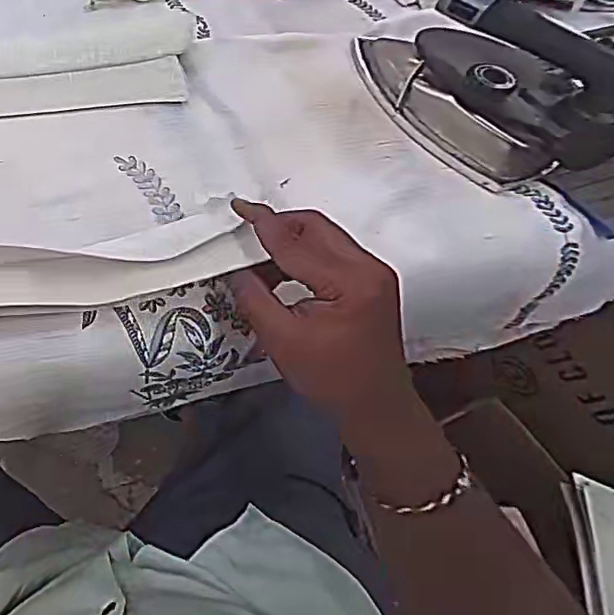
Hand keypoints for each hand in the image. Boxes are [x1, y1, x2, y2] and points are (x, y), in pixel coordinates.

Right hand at [226, 199, 411, 424]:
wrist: (377, 407)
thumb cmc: (333, 380)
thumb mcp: (282, 340)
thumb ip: (255, 299)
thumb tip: (237, 271)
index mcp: (350, 281)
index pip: (296, 242)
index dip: (263, 224)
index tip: (240, 207)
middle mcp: (368, 268)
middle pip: (315, 227)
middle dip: (278, 225)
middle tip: (246, 233)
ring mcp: (374, 273)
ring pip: (324, 237)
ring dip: (290, 242)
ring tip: (259, 263)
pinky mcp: (371, 281)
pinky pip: (332, 253)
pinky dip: (305, 256)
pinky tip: (281, 275)